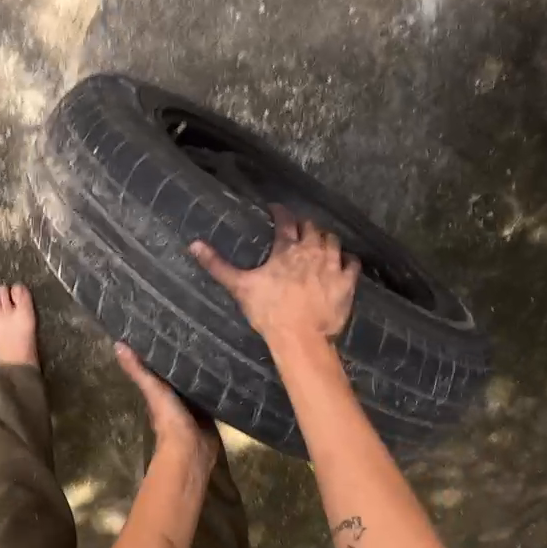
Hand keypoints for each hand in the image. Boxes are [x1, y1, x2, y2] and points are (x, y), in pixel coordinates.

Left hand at [115, 343, 218, 468]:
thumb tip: (117, 344)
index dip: (163, 350)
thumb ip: (138, 370)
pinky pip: (214, 394)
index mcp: (160, 391)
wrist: (192, 448)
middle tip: (199, 333)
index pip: (161, 366)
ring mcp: (195, 404)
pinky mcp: (211, 411)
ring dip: (204, 370)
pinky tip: (226, 369)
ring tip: (215, 345)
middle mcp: (176, 396)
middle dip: (187, 358)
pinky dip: (218, 385)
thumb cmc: (169, 419)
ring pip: (198, 382)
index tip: (170, 329)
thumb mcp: (152, 390)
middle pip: (181, 373)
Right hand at [191, 204, 358, 348]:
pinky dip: (346, 259)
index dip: (280, 211)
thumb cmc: (268, 311)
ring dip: (325, 239)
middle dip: (304, 226)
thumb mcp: (239, 286)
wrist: (300, 337)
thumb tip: (194, 245)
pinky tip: (341, 262)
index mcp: (287, 248)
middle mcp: (312, 249)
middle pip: (312, 227)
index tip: (275, 210)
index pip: (285, 219)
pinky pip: (352, 261)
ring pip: (333, 240)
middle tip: (297, 230)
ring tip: (318, 244)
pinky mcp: (348, 281)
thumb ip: (217, 264)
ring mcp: (333, 264)